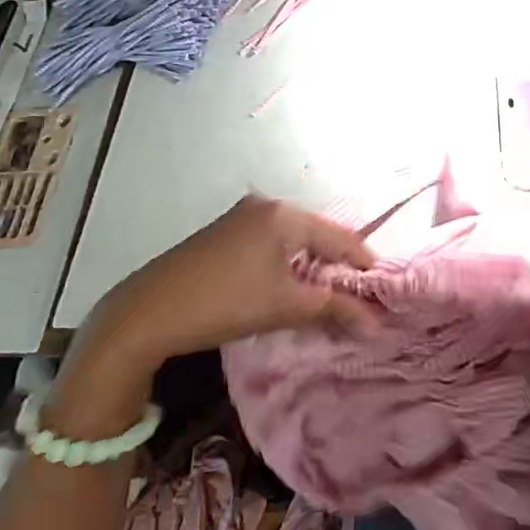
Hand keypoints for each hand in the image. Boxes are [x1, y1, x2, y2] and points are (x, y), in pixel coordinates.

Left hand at [51, 197, 376, 434]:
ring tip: (326, 299)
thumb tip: (377, 324)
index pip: (342, 237)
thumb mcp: (286, 306)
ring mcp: (241, 217)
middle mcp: (265, 205)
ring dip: (313, 269)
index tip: (383, 293)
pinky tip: (290, 289)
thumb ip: (336, 309)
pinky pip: (271, 245)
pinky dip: (288, 266)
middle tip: (356, 300)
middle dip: (338, 269)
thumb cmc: (224, 304)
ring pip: (294, 241)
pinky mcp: (224, 233)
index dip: (365, 266)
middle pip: (318, 236)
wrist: (146, 314)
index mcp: (284, 214)